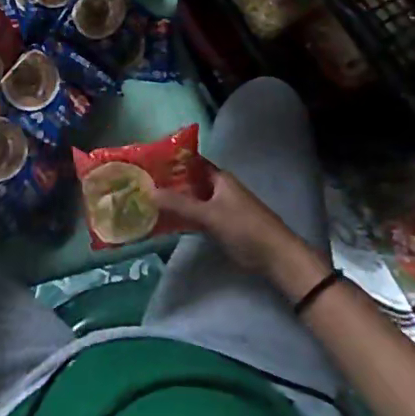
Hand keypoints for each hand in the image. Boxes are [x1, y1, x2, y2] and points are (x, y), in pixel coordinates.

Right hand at [153, 168, 299, 274]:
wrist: (275, 256)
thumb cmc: (245, 227)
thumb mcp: (210, 215)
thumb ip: (180, 204)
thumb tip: (148, 191)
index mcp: (219, 177)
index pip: (190, 161)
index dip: (170, 159)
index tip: (146, 160)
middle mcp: (217, 187)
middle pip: (188, 180)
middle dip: (166, 180)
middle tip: (139, 181)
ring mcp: (218, 206)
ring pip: (190, 198)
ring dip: (172, 198)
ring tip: (145, 198)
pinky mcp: (218, 224)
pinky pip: (194, 214)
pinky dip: (180, 214)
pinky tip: (162, 217)